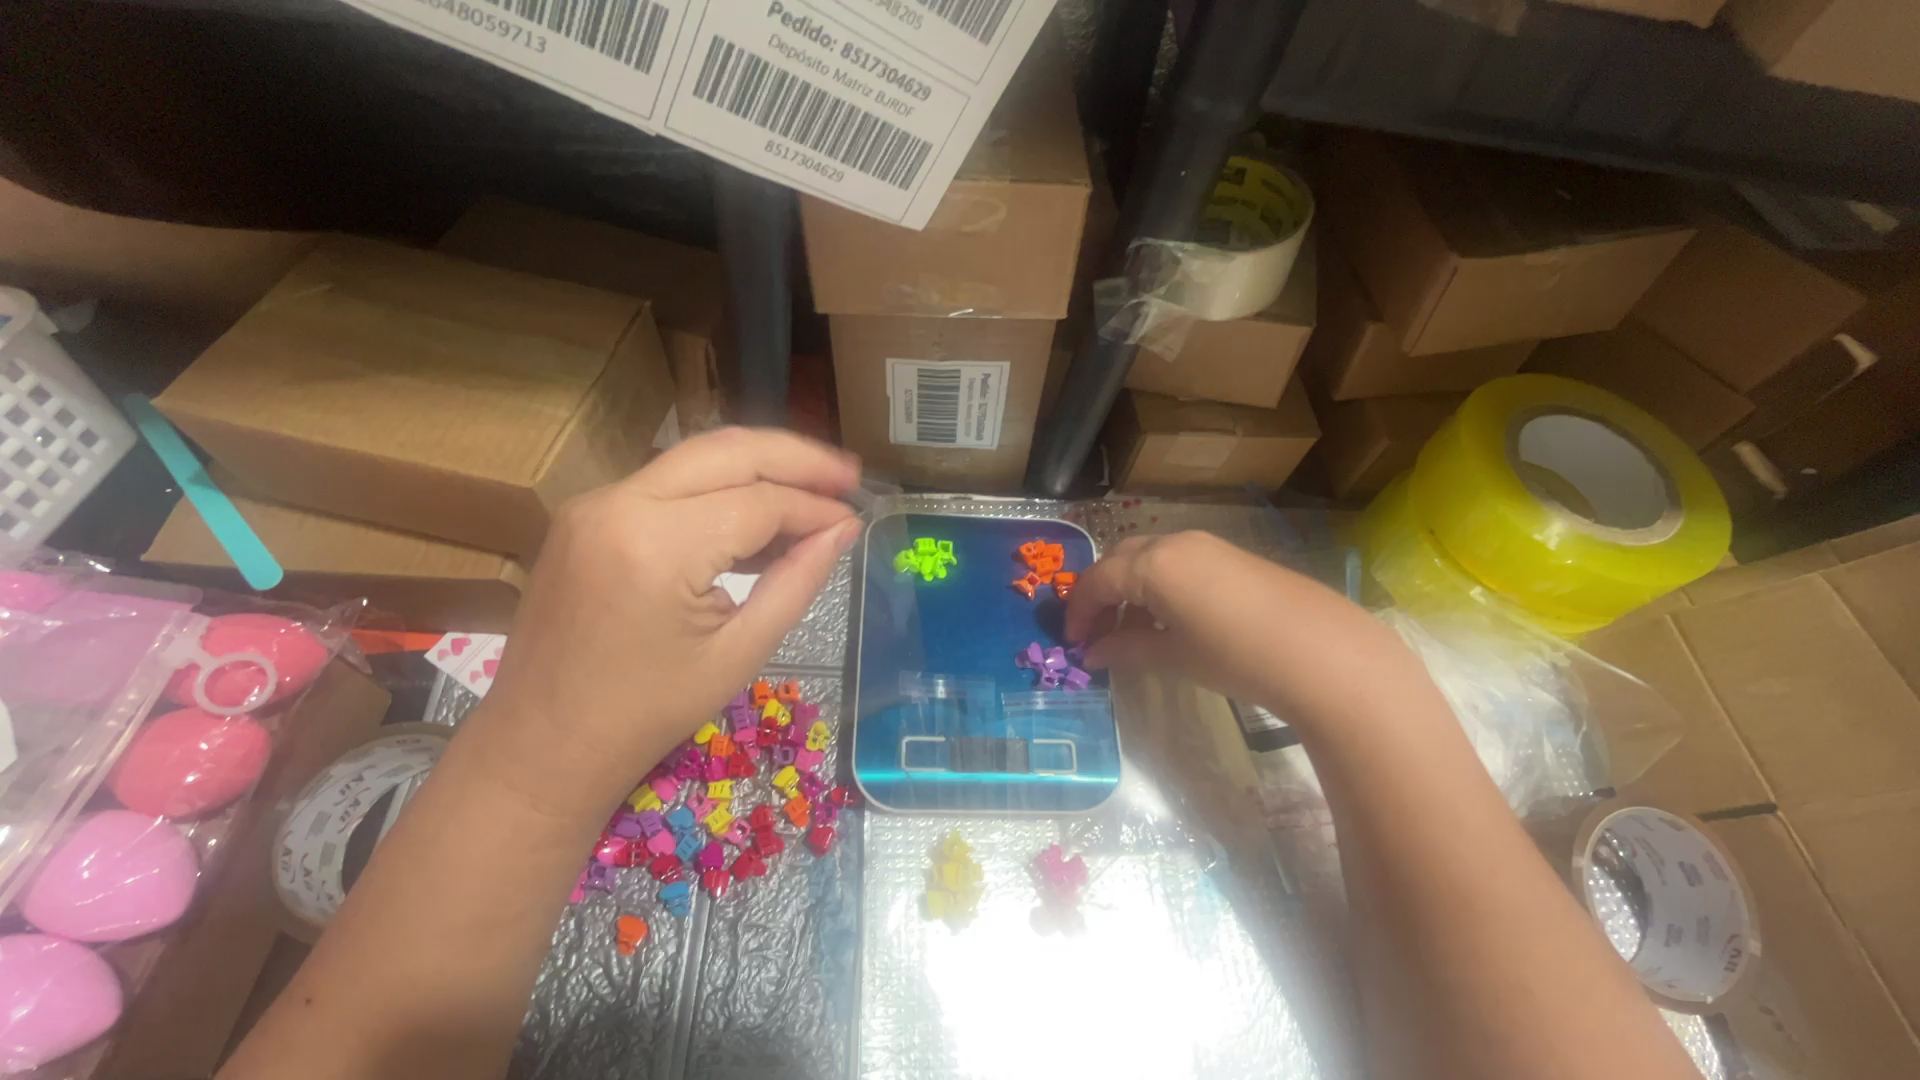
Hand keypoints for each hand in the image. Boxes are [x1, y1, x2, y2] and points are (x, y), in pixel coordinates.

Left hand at [475, 428, 860, 802]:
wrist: (542, 745)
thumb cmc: (646, 715)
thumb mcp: (738, 654)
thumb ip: (796, 582)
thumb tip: (843, 530)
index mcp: (657, 546)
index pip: (759, 502)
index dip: (815, 508)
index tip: (857, 519)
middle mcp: (620, 504)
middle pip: (728, 451)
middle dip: (797, 458)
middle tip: (849, 475)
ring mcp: (595, 504)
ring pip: (698, 457)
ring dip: (760, 467)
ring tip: (815, 490)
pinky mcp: (587, 515)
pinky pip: (669, 483)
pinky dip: (720, 489)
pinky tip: (758, 515)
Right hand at [1066, 531, 1408, 722]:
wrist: (1321, 654)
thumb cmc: (1236, 657)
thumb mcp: (1175, 656)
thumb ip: (1127, 648)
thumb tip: (1094, 653)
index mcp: (1153, 564)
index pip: (1098, 581)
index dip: (1079, 612)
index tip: (1073, 643)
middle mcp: (1175, 543)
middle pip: (1121, 560)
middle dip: (1102, 593)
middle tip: (1096, 632)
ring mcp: (1208, 546)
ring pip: (1151, 558)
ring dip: (1132, 589)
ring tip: (1133, 632)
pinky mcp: (1234, 556)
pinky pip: (1180, 563)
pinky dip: (1161, 586)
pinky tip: (1171, 622)